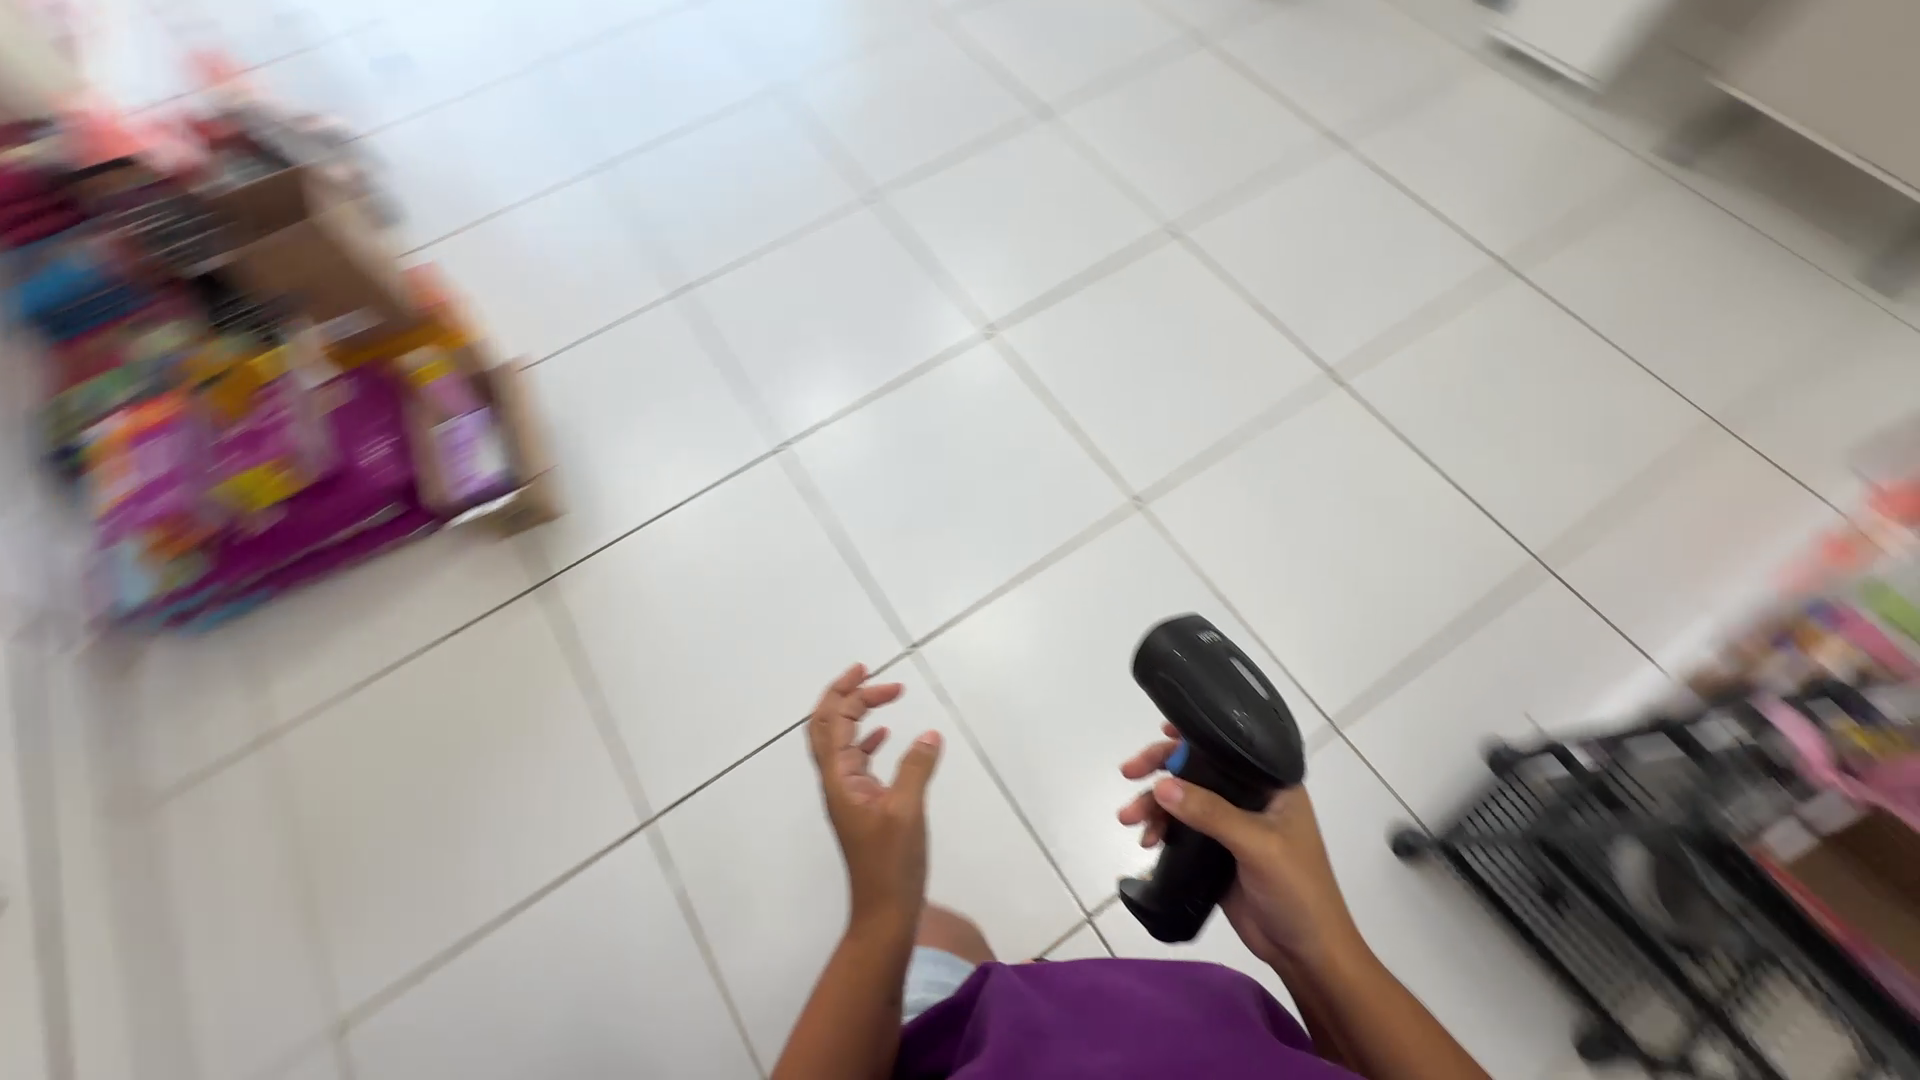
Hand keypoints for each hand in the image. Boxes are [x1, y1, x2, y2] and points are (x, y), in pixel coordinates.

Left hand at [807, 664, 942, 932]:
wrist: (883, 912)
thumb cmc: (891, 864)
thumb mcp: (907, 811)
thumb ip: (916, 768)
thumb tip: (929, 734)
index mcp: (839, 779)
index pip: (829, 722)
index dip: (843, 692)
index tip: (867, 671)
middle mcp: (837, 782)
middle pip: (830, 727)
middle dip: (849, 697)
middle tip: (881, 680)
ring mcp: (849, 794)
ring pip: (844, 742)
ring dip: (860, 715)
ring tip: (887, 696)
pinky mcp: (863, 806)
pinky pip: (859, 762)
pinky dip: (869, 741)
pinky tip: (888, 736)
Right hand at [1118, 725, 1363, 971]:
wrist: (1305, 953)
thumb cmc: (1298, 890)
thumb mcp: (1258, 846)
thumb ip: (1210, 812)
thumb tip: (1161, 785)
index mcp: (1271, 784)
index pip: (1227, 746)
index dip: (1193, 735)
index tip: (1160, 733)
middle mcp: (1250, 797)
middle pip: (1196, 770)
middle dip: (1160, 771)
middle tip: (1128, 773)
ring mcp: (1230, 824)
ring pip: (1183, 800)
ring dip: (1153, 805)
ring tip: (1128, 820)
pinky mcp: (1215, 851)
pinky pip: (1180, 828)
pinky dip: (1160, 829)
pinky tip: (1147, 841)